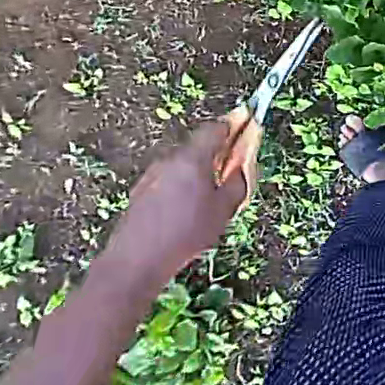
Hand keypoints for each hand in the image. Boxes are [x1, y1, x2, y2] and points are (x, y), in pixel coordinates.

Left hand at [100, 111, 258, 288]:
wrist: (135, 261)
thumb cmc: (187, 232)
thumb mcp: (225, 208)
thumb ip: (238, 181)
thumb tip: (241, 167)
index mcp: (192, 158)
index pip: (216, 128)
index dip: (234, 124)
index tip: (248, 124)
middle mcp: (169, 160)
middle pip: (199, 146)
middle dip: (218, 152)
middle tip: (233, 170)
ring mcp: (151, 175)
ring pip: (184, 164)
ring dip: (200, 171)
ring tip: (210, 199)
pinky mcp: (140, 192)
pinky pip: (170, 179)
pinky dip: (183, 185)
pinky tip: (187, 211)